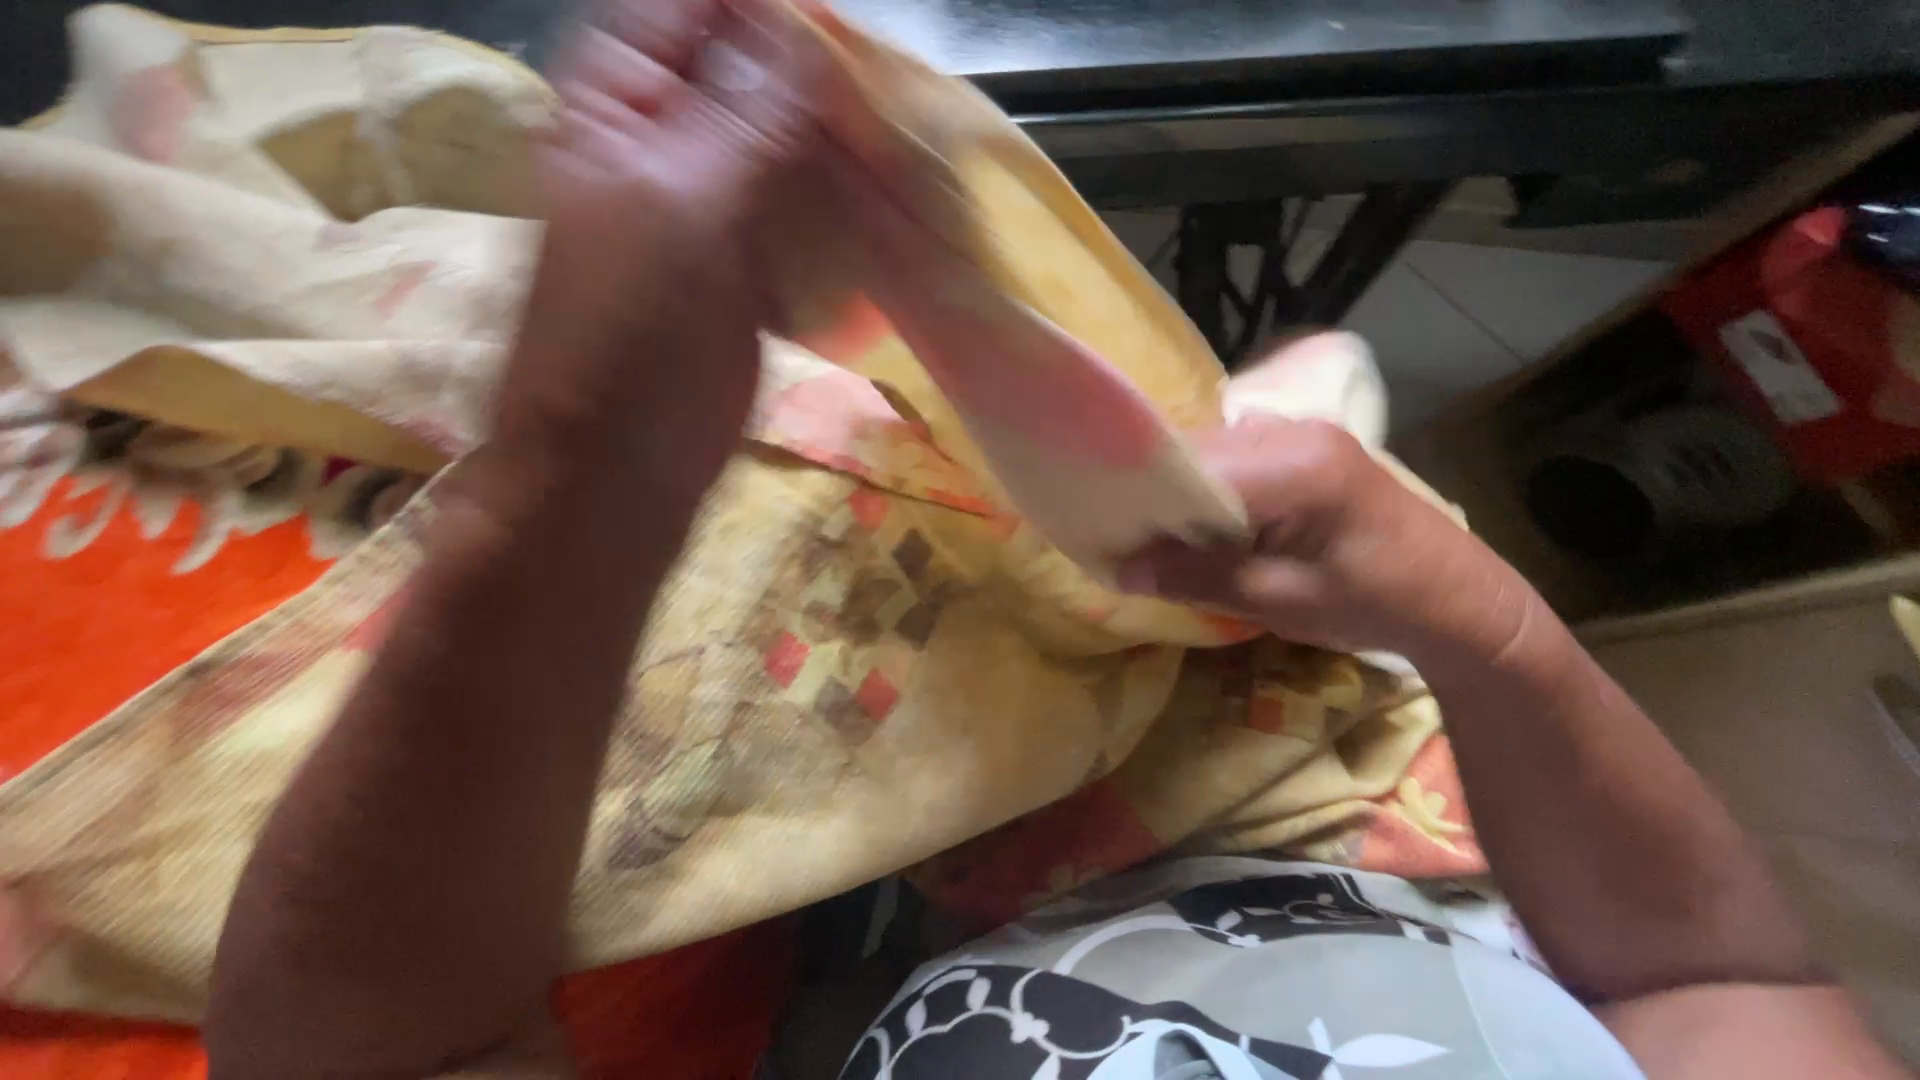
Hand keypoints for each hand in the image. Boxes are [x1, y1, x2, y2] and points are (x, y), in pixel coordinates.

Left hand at [490, 0, 854, 515]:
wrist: (625, 463)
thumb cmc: (632, 334)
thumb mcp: (684, 208)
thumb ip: (742, 118)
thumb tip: (794, 31)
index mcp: (616, 115)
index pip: (678, 16)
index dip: (748, 9)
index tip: (829, 22)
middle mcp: (663, 153)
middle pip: (741, 83)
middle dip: (808, 82)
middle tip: (880, 92)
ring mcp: (711, 216)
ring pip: (779, 156)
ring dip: (835, 153)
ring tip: (896, 149)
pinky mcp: (748, 272)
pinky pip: (799, 224)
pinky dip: (838, 218)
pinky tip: (881, 216)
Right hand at [1117, 415, 1539, 667]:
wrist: (1457, 599)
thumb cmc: (1376, 603)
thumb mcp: (1282, 600)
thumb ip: (1198, 576)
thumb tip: (1119, 569)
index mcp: (1294, 464)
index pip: (1190, 469)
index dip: (1140, 503)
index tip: (1102, 538)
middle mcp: (1291, 430)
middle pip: (1193, 453)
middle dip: (1152, 498)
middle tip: (1117, 542)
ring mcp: (1297, 433)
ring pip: (1207, 455)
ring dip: (1175, 496)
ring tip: (1148, 539)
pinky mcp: (1299, 449)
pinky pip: (1230, 461)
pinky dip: (1202, 492)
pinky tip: (1191, 526)